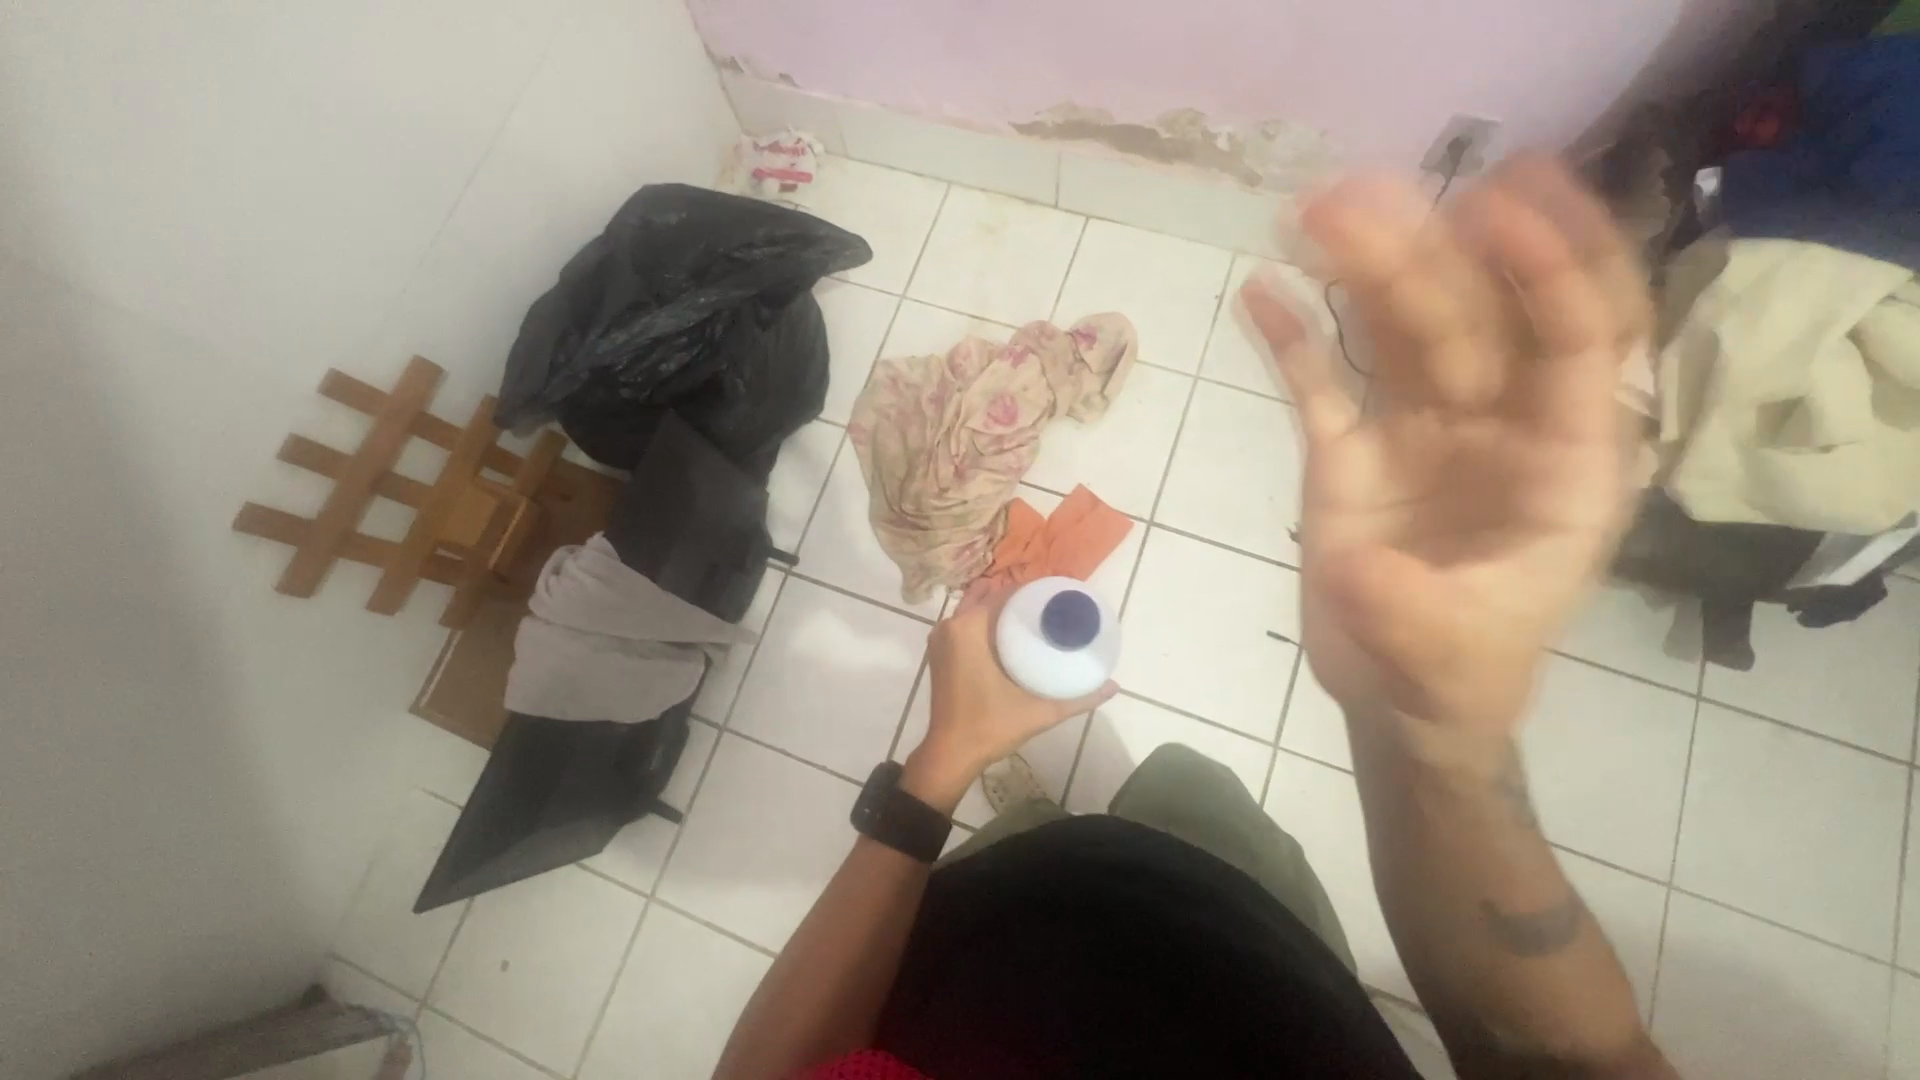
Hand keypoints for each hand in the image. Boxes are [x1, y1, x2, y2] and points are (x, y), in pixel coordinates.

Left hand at [903, 584, 1117, 810]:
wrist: (951, 753)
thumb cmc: (990, 727)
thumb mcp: (1038, 712)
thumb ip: (1078, 699)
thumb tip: (1114, 686)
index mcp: (968, 629)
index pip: (1003, 594)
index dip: (1030, 590)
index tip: (1055, 595)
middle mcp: (950, 625)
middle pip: (988, 596)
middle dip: (1016, 598)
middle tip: (1048, 607)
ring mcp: (940, 638)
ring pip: (974, 609)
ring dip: (999, 609)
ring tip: (1032, 617)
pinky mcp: (939, 652)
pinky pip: (964, 624)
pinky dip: (984, 623)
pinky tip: (1009, 634)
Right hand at [1243, 155, 1648, 738]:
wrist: (1398, 695)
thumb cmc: (1452, 671)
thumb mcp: (1447, 651)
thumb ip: (1412, 607)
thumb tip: (1360, 563)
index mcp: (1559, 462)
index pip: (1573, 339)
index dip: (1545, 265)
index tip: (1494, 203)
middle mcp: (1492, 427)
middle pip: (1465, 320)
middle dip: (1419, 254)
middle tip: (1354, 193)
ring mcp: (1413, 434)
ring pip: (1391, 335)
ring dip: (1356, 272)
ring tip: (1309, 211)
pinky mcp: (1347, 453)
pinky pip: (1320, 384)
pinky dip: (1293, 340)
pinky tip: (1260, 292)